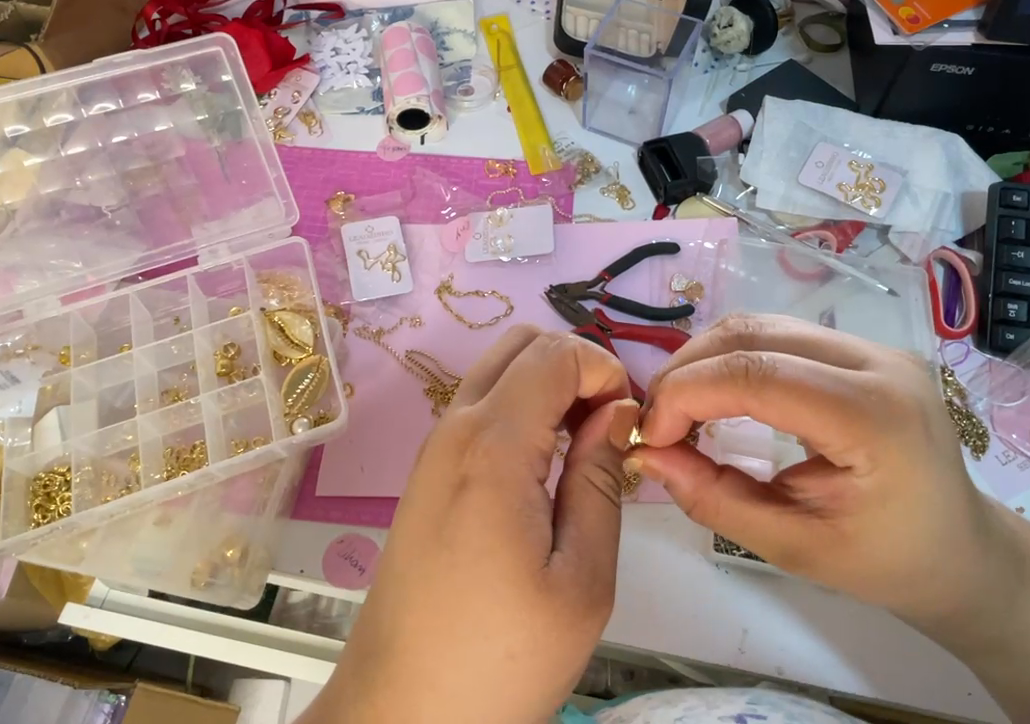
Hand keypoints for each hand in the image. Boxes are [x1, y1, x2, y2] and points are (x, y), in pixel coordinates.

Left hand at [305, 327, 637, 723]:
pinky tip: (542, 470)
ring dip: (547, 386)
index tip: (629, 425)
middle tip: (607, 430)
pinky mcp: (426, 473)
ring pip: (497, 369)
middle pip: (522, 343)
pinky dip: (520, 409)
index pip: (555, 352)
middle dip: (576, 366)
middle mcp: (454, 428)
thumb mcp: (580, 581)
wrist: (400, 713)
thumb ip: (600, 480)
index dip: (605, 371)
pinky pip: (479, 406)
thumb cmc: (499, 658)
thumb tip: (617, 412)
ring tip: (580, 451)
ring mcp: (433, 448)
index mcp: (492, 445)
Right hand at [630, 314, 1022, 639]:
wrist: (962, 551)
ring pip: (760, 323)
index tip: (650, 437)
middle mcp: (877, 361)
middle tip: (656, 422)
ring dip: (705, 359)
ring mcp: (873, 346)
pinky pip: (780, 333)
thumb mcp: (794, 545)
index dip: (685, 395)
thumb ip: (715, 497)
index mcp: (874, 416)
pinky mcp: (862, 347)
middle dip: (686, 371)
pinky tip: (716, 393)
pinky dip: (732, 357)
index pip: (754, 374)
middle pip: (752, 333)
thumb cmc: (886, 562)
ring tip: (679, 408)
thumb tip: (645, 454)